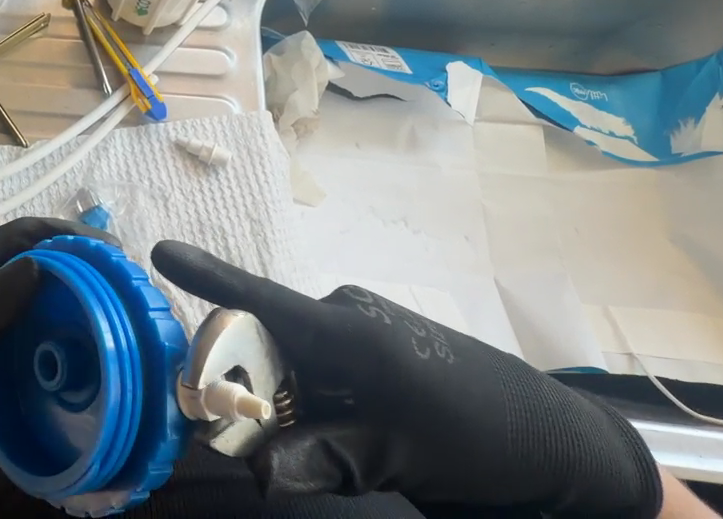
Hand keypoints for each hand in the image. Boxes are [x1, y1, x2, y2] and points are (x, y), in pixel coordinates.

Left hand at [0, 218, 96, 509]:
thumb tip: (39, 265)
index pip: (27, 233)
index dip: (69, 233)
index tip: (112, 247)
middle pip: (45, 258)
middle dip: (84, 263)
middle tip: (127, 278)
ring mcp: (1, 313)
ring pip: (50, 291)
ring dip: (83, 293)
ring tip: (123, 304)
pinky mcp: (11, 342)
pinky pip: (49, 324)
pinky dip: (74, 325)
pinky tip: (100, 337)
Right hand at [152, 241, 662, 518]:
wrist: (564, 446)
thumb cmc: (483, 442)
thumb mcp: (399, 459)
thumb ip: (323, 458)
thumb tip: (255, 471)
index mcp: (349, 329)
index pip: (263, 299)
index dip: (208, 277)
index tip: (158, 252)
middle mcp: (345, 314)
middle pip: (267, 339)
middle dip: (244, 379)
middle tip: (234, 426)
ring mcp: (360, 327)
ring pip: (294, 358)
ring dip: (283, 396)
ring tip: (308, 441)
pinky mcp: (373, 345)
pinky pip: (319, 363)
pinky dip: (309, 396)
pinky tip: (334, 428)